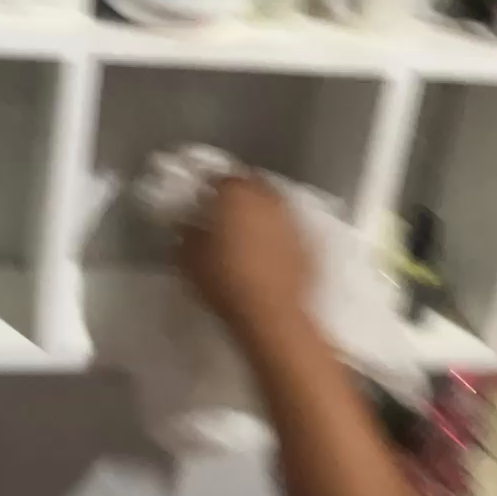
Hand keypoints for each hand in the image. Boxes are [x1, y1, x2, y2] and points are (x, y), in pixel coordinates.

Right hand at [179, 175, 313, 336]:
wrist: (273, 317)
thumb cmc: (224, 282)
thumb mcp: (187, 256)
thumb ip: (186, 230)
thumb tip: (188, 222)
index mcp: (235, 194)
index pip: (219, 178)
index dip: (208, 190)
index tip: (201, 203)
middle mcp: (267, 199)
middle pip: (251, 186)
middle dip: (239, 197)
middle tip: (224, 215)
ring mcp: (292, 220)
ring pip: (273, 207)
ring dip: (260, 214)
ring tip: (247, 235)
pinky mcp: (310, 244)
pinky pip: (288, 231)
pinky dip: (278, 236)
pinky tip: (268, 254)